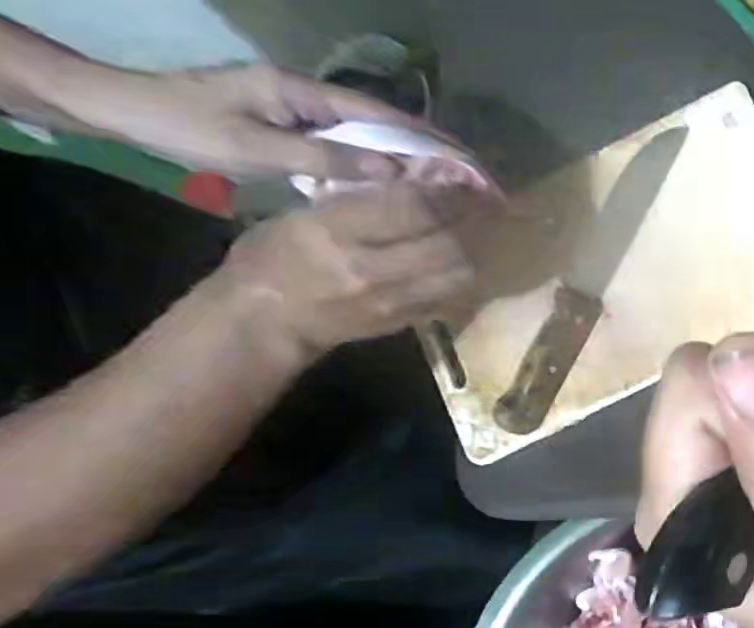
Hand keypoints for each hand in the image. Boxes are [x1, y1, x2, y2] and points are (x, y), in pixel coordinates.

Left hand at [68, 64, 455, 179]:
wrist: (127, 111)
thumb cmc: (187, 126)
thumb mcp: (258, 146)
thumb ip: (328, 158)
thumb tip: (395, 172)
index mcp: (305, 93)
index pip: (385, 117)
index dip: (433, 142)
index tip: (472, 167)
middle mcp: (313, 97)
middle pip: (388, 125)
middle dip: (435, 152)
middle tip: (477, 182)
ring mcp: (306, 113)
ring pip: (375, 138)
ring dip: (415, 163)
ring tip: (455, 191)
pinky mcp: (298, 130)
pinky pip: (355, 151)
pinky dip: (386, 170)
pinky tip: (406, 191)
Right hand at [211, 182, 486, 360]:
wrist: (271, 319)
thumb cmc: (277, 256)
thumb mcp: (307, 214)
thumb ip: (359, 200)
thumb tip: (414, 181)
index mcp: (338, 231)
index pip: (411, 208)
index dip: (447, 192)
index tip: (464, 178)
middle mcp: (373, 269)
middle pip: (445, 243)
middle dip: (468, 220)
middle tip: (481, 203)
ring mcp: (394, 301)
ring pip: (457, 274)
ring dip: (472, 249)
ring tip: (476, 229)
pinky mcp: (406, 322)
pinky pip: (450, 297)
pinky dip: (461, 276)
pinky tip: (462, 259)